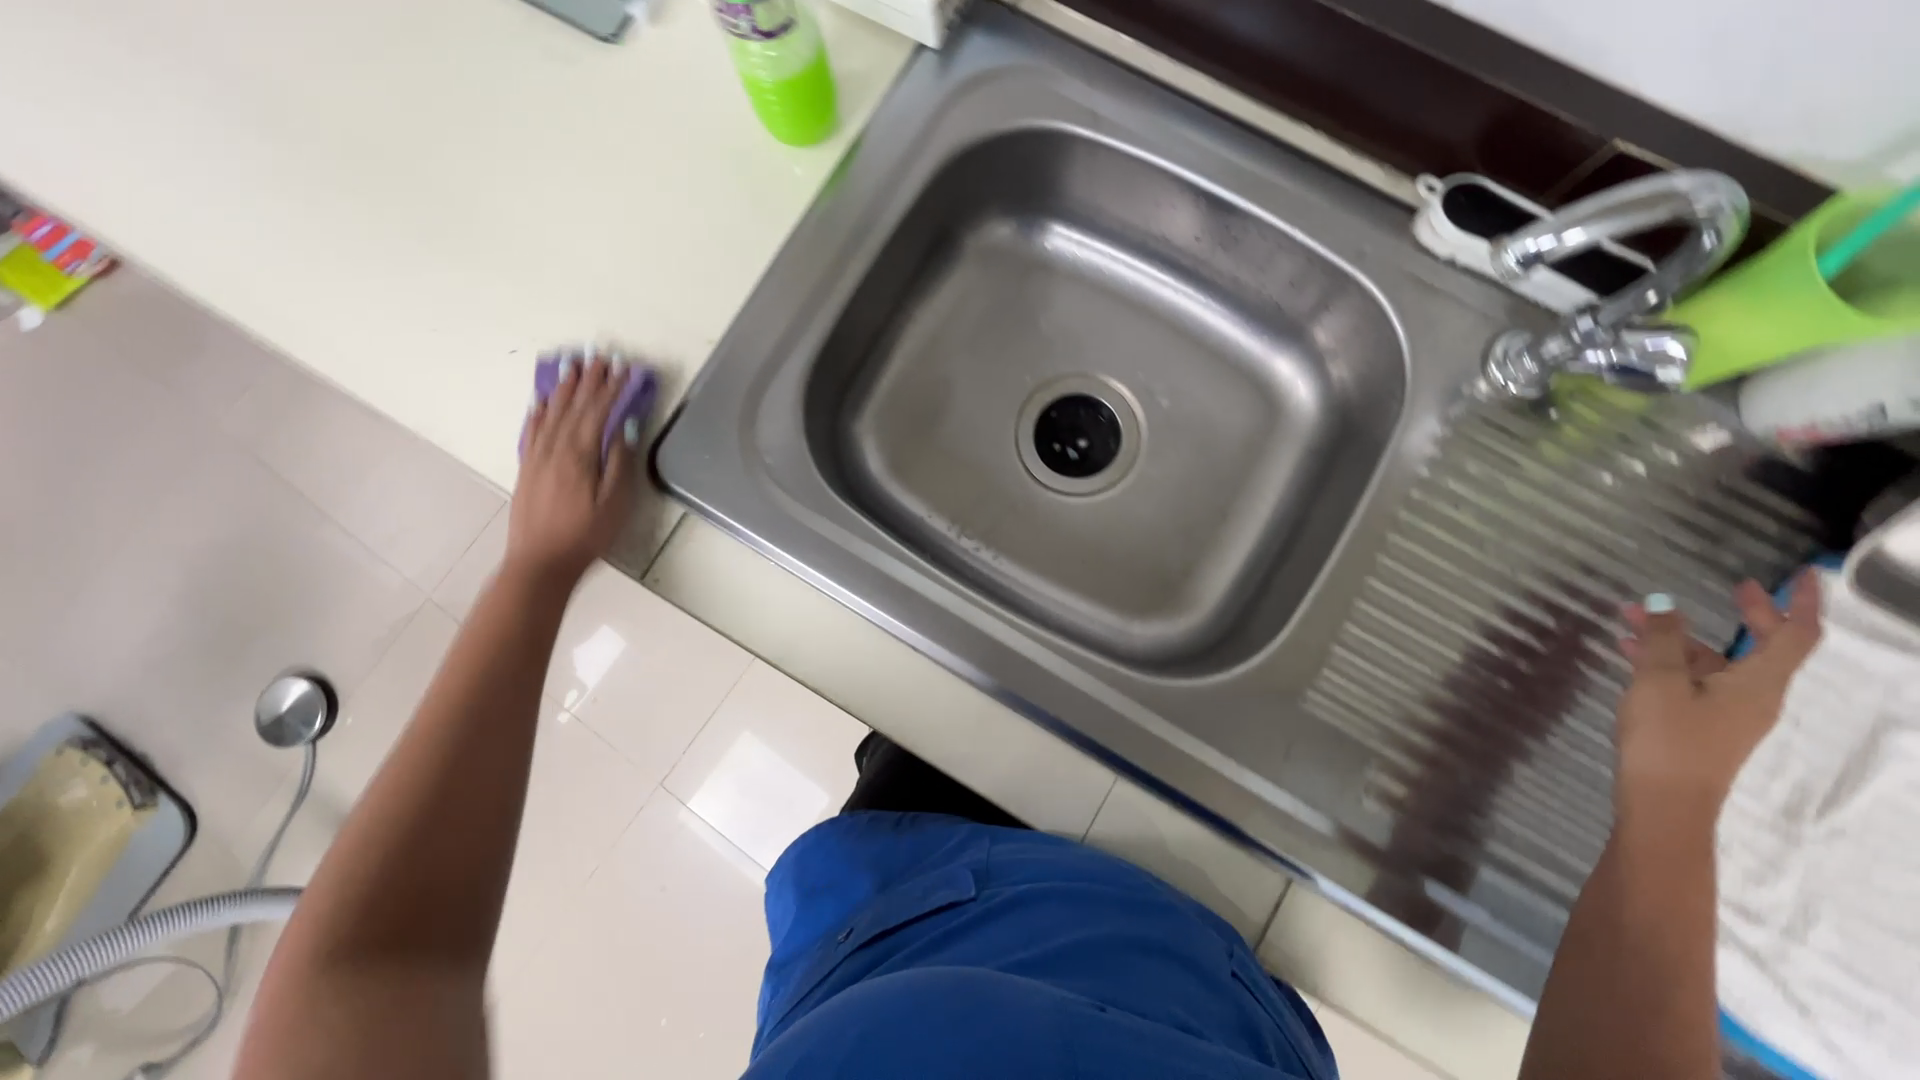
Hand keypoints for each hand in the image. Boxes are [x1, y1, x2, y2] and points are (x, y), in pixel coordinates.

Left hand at [505, 352, 638, 586]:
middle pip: (575, 406)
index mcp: (580, 455)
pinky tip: (542, 400)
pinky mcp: (527, 468)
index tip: (626, 369)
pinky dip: (539, 411)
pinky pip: (532, 430)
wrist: (540, 562)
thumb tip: (626, 427)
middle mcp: (556, 448)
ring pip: (552, 413)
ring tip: (572, 366)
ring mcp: (537, 456)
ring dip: (564, 388)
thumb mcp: (614, 503)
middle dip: (590, 381)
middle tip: (600, 358)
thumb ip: (619, 462)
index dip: (614, 389)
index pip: (600, 412)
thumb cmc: (585, 535)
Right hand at [1614, 574, 1822, 821]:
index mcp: (1759, 682)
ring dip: (1682, 639)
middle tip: (1733, 587)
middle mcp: (1755, 696)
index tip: (1798, 575)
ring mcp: (1729, 713)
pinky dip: (1669, 662)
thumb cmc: (1668, 738)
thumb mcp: (1658, 680)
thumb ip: (1662, 639)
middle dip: (1747, 615)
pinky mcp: (1703, 726)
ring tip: (1631, 619)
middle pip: (1760, 647)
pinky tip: (1629, 653)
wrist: (1663, 802)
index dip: (1800, 603)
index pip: (1796, 635)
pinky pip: (1694, 681)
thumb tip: (1662, 604)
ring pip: (1715, 664)